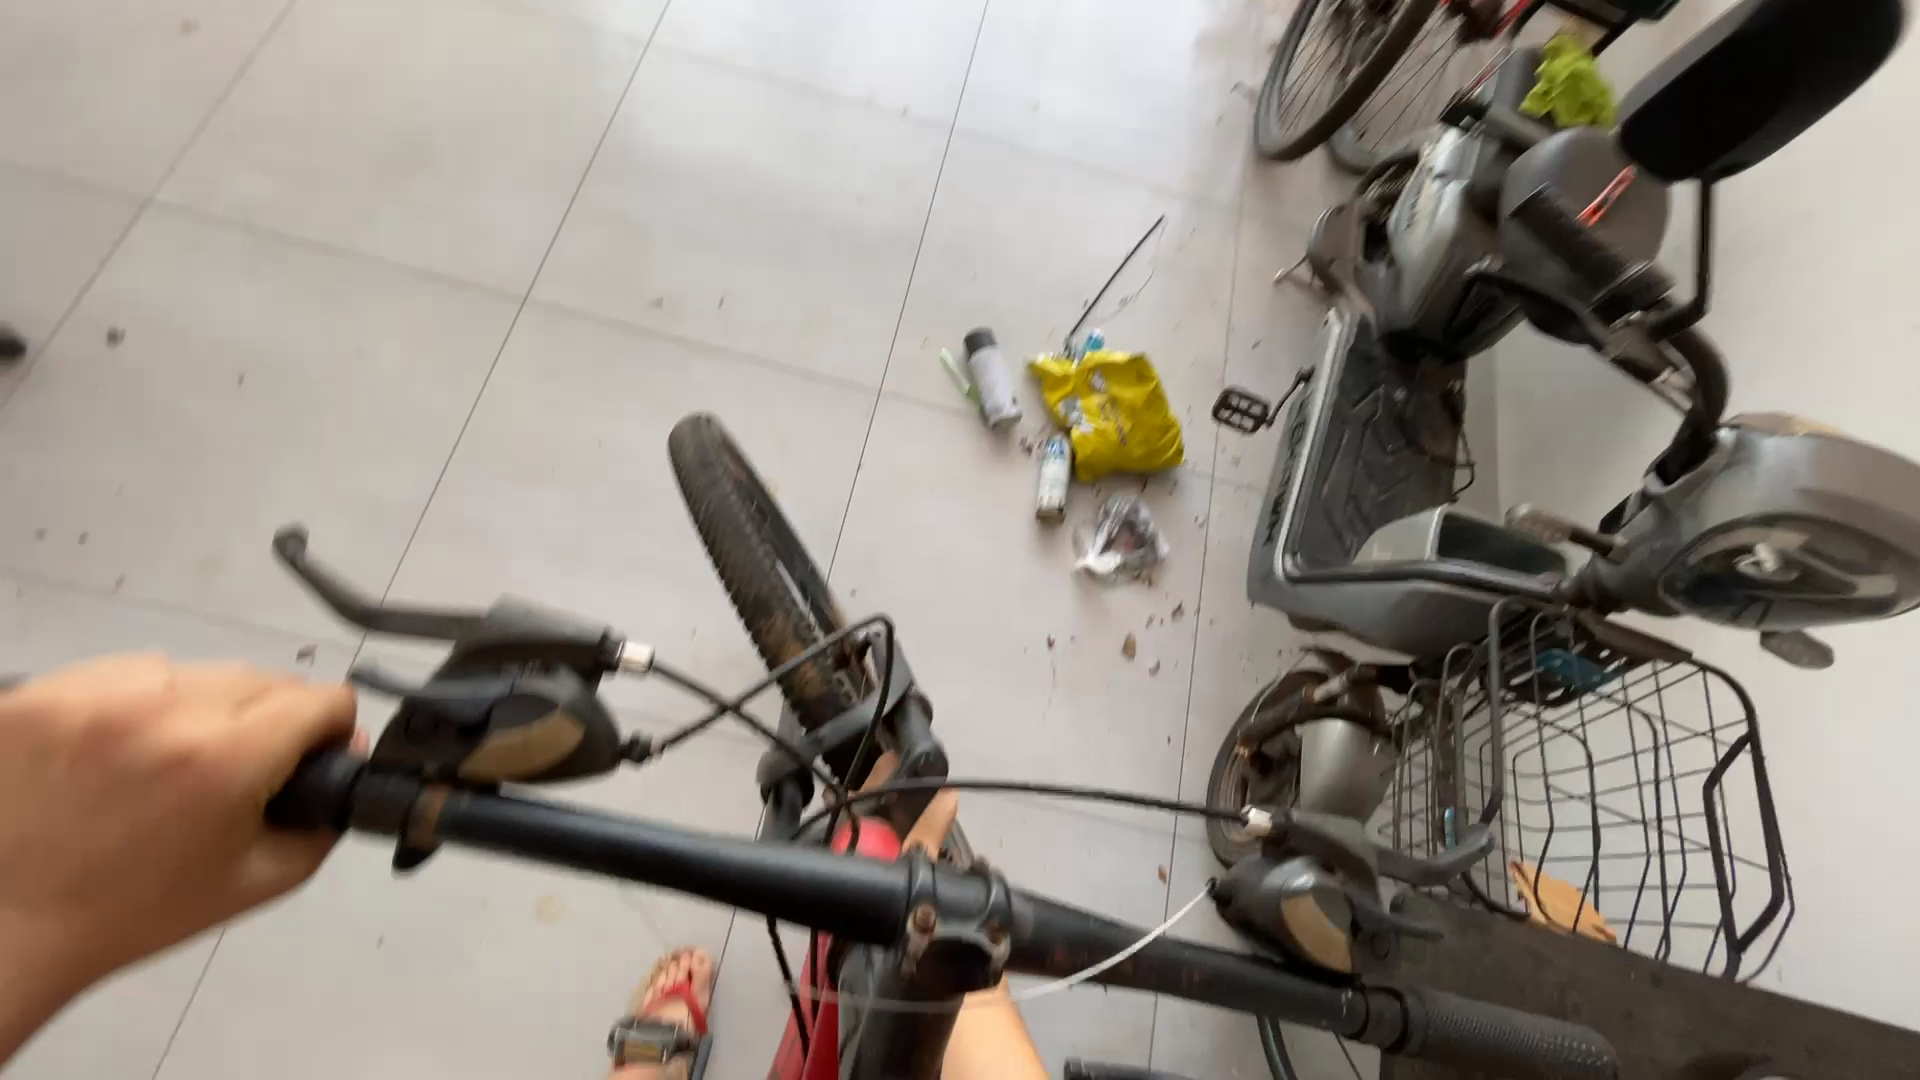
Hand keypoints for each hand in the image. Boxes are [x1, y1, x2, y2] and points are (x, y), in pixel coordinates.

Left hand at [0, 654, 356, 996]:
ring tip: (178, 754)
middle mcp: (168, 711)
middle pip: (272, 680)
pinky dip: (148, 697)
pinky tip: (128, 741)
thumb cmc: (137, 910)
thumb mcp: (269, 876)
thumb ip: (330, 813)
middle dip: (274, 719)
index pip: (327, 698)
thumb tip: (349, 754)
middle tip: (241, 767)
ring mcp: (95, 698)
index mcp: (229, 755)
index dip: (331, 731)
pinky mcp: (40, 695)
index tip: (308, 760)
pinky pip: (135, 670)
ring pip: (207, 671)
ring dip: (212, 704)